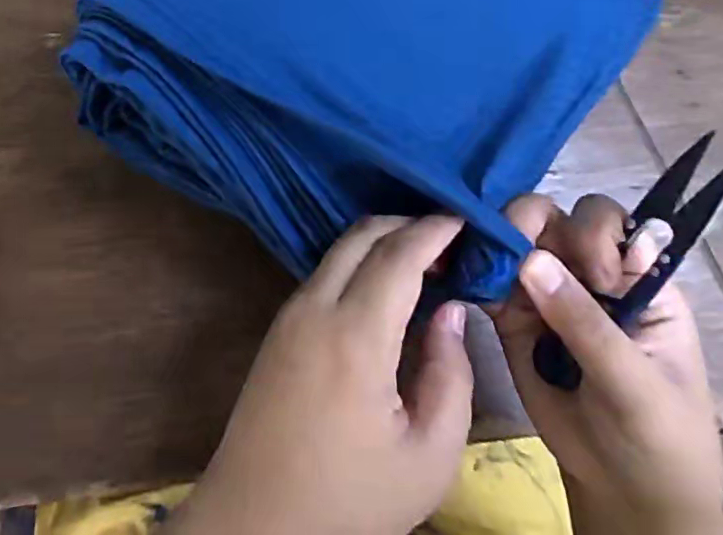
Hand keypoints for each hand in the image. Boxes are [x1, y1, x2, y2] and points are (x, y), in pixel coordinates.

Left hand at [171, 215, 474, 534]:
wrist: (257, 522)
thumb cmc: (351, 498)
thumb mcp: (428, 456)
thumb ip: (449, 374)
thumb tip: (451, 310)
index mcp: (355, 335)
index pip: (399, 254)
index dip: (434, 229)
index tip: (466, 219)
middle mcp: (316, 306)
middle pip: (364, 235)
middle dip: (409, 223)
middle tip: (450, 239)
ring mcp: (290, 312)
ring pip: (340, 248)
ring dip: (383, 240)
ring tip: (425, 259)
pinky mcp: (279, 325)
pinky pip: (325, 271)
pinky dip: (360, 260)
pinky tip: (385, 285)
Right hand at [489, 194, 722, 534]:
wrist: (623, 494)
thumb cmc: (658, 439)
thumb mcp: (635, 385)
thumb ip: (586, 324)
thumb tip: (530, 260)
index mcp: (637, 278)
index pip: (609, 224)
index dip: (593, 234)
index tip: (593, 276)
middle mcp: (589, 271)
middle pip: (555, 219)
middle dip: (530, 221)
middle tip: (517, 254)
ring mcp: (549, 291)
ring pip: (517, 240)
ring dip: (497, 241)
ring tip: (485, 266)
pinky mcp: (514, 315)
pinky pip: (491, 278)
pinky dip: (475, 272)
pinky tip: (466, 278)